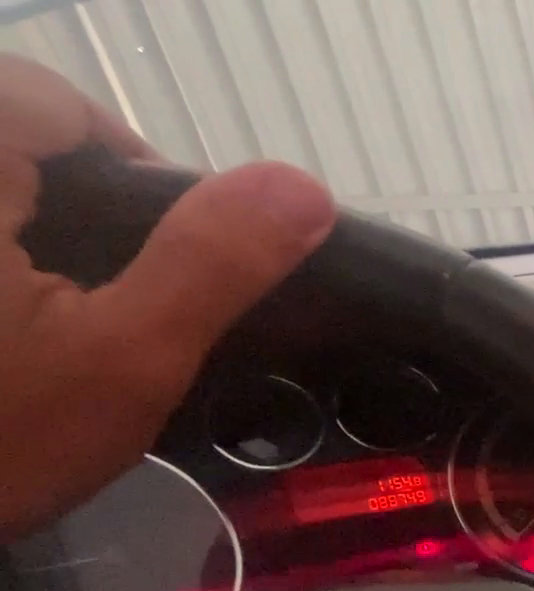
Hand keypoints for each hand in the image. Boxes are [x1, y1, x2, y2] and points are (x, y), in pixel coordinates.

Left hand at [0, 56, 336, 540]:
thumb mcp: (129, 354)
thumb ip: (214, 261)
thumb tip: (305, 187)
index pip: (44, 96)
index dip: (129, 158)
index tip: (173, 247)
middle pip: (5, 138)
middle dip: (73, 200)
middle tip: (118, 296)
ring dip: (33, 231)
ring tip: (58, 316)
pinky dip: (12, 267)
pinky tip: (13, 330)